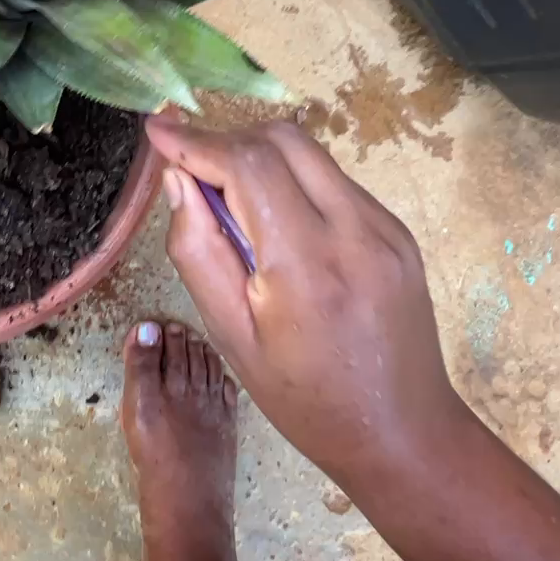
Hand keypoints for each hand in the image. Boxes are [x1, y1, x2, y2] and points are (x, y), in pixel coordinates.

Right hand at [145, 116, 475, 480]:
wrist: (403, 432)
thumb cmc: (303, 397)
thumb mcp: (230, 335)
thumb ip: (198, 252)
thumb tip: (178, 183)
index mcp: (306, 264)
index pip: (246, 166)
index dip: (194, 141)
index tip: (156, 128)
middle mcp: (355, 230)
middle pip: (280, 140)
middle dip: (224, 141)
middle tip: (188, 168)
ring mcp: (384, 226)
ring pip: (308, 153)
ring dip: (256, 156)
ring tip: (225, 196)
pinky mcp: (396, 231)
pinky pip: (331, 180)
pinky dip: (288, 179)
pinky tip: (271, 219)